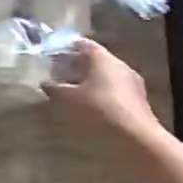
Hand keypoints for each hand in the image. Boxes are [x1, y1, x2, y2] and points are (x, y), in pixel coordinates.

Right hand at [43, 38, 162, 142]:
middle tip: (58, 71)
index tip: (53, 52)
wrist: (135, 138)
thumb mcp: (66, 99)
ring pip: (105, 75)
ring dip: (88, 80)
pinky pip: (113, 89)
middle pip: (96, 60)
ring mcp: (132, 83)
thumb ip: (54, 88)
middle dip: (76, 64)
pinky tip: (88, 104)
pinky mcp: (136, 100)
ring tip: (70, 89)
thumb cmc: (97, 110)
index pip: (84, 44)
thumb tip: (46, 83)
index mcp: (104, 60)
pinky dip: (99, 92)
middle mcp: (120, 66)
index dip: (67, 46)